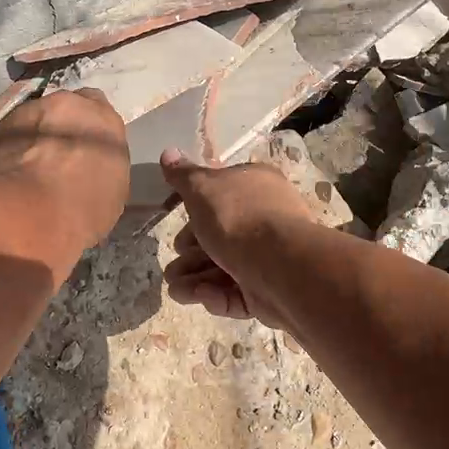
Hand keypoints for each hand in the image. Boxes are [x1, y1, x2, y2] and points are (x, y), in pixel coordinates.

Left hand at [0, 88, 129, 255]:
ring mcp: (24, 113)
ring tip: (27, 172)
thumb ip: (102, 165)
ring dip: (29, 139)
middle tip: (56, 159)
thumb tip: (90, 169)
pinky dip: (4, 154)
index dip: (88, 125)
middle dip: (57, 129)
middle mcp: (63, 104)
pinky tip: (4, 179)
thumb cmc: (86, 207)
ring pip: (27, 121)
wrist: (35, 214)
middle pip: (60, 110)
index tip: (84, 146)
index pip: (96, 107)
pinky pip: (1, 140)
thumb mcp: (114, 188)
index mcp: (101, 118)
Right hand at [160, 148, 317, 330]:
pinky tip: (202, 296)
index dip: (194, 210)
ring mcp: (269, 256)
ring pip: (224, 268)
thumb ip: (183, 175)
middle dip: (190, 255)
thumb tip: (168, 152)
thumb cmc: (238, 218)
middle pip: (219, 236)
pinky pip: (238, 292)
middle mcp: (266, 218)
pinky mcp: (270, 289)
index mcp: (256, 186)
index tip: (175, 223)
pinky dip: (217, 295)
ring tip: (177, 289)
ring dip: (196, 279)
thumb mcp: (202, 189)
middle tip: (173, 265)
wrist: (280, 265)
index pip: (221, 194)